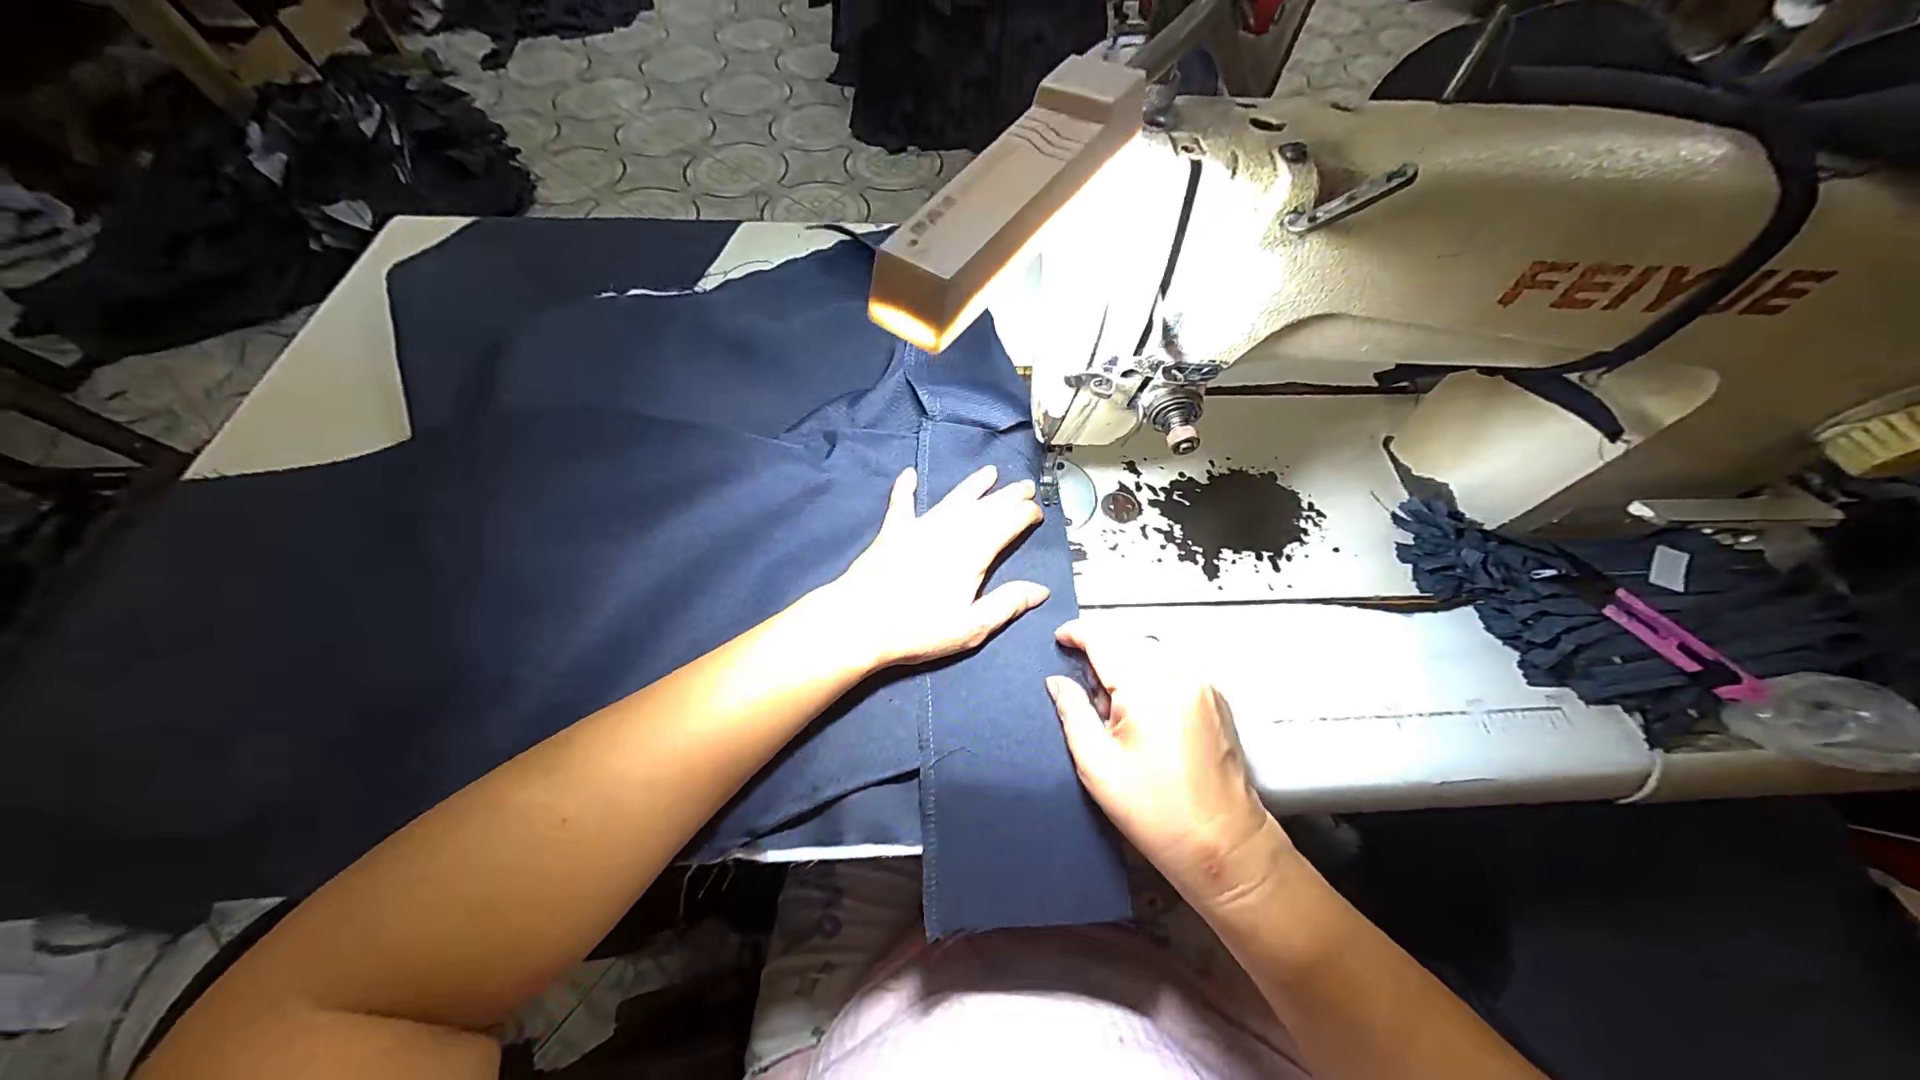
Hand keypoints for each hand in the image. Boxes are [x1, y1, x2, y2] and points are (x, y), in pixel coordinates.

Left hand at [824, 465, 1049, 669]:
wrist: (859, 622)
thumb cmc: (917, 629)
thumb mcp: (971, 626)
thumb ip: (1006, 604)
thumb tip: (1039, 590)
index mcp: (973, 553)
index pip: (1007, 523)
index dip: (1025, 513)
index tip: (1037, 511)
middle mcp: (949, 532)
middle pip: (985, 506)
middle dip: (1008, 494)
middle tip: (1024, 485)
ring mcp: (919, 528)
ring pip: (953, 499)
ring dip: (973, 485)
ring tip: (989, 473)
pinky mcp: (892, 532)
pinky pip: (901, 504)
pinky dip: (906, 488)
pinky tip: (909, 475)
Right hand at [1047, 621, 1290, 912]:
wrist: (1222, 844)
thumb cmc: (1162, 814)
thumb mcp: (1097, 765)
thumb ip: (1072, 712)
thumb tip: (1057, 683)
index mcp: (1148, 688)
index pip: (1104, 638)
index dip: (1076, 633)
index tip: (1061, 638)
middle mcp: (1179, 677)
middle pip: (1127, 639)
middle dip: (1100, 651)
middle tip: (1082, 687)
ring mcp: (1201, 686)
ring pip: (1149, 650)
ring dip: (1124, 663)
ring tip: (1111, 707)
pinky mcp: (1212, 698)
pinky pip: (1171, 667)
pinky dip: (1148, 674)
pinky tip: (1139, 712)